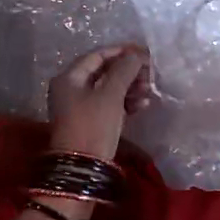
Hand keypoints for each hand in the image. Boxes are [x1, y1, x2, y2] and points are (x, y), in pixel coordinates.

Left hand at [47, 44, 151, 161]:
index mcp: (69, 78)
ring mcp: (79, 107)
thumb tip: (135, 54)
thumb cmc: (94, 125)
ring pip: (108, 89)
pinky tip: (143, 105)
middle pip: (103, 72)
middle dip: (128, 71)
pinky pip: (109, 105)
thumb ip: (124, 70)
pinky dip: (125, 103)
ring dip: (130, 87)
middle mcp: (70, 89)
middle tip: (149, 73)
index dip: (121, 51)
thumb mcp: (110, 95)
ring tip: (149, 89)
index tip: (144, 52)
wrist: (83, 167)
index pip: (97, 55)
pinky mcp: (89, 123)